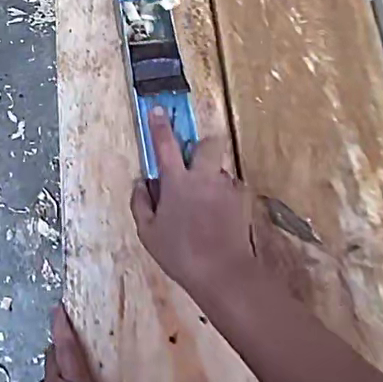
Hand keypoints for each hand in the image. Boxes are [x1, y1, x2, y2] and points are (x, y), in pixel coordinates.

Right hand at [130, 105, 259, 296]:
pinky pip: (229, 187)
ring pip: (219, 168)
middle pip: (209, 143)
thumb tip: (142, 182)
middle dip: (202, 146)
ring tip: (203, 207)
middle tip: (192, 165)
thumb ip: (141, 203)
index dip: (159, 125)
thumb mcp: (148, 233)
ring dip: (211, 177)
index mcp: (178, 182)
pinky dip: (221, 196)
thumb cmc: (180, 253)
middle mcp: (204, 177)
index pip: (165, 145)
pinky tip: (216, 218)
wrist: (222, 271)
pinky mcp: (241, 198)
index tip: (157, 110)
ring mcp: (226, 185)